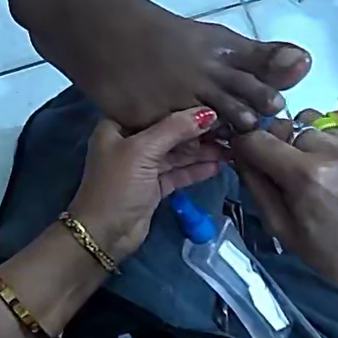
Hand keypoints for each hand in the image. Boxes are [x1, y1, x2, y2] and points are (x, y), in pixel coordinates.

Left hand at [66, 107, 226, 260]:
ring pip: (176, 153)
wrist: (105, 234)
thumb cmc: (117, 186)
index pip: (154, 109)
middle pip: (168, 132)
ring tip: (232, 146)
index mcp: (117, 127)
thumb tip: (208, 113)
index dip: (182, 106)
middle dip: (197, 131)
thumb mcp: (143, 151)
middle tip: (229, 126)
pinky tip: (219, 164)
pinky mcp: (153, 186)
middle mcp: (129, 143)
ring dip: (202, 150)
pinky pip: (178, 172)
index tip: (213, 102)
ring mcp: (142, 166)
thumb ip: (175, 129)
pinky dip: (196, 169)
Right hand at [230, 111, 337, 337]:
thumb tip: (240, 152)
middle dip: (280, 147)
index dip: (246, 146)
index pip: (257, 139)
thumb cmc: (326, 251)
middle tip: (288, 173)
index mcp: (306, 175)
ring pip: (313, 125)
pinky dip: (331, 146)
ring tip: (316, 171)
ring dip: (306, 143)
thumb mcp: (277, 225)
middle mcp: (334, 152)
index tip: (246, 156)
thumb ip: (255, 183)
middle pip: (286, 128)